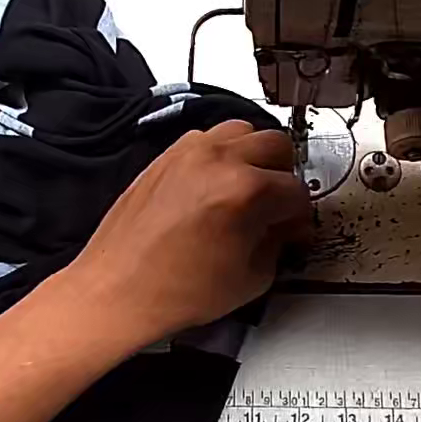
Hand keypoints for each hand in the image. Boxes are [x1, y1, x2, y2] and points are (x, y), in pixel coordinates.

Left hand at [60, 119, 308, 346]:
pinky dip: (221, 155)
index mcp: (244, 190)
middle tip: (278, 206)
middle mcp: (216, 161)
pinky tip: (217, 185)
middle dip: (285, 177)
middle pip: (277, 145)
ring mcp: (188, 154)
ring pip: (242, 131)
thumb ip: (278, 245)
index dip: (302, 215)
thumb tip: (284, 228)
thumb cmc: (172, 291)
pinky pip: (206, 139)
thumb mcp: (250, 279)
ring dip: (255, 157)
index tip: (295, 228)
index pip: (296, 190)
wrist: (118, 290)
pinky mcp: (165, 158)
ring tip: (250, 188)